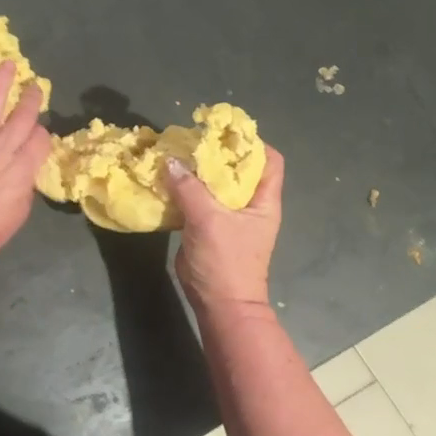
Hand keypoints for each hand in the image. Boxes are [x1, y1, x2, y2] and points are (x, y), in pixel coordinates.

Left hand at [0, 61, 52, 258]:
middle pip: (20, 121)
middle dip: (29, 100)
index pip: (39, 140)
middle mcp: (0, 154)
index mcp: (22, 169)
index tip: (38, 128)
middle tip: (34, 83)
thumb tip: (24, 163)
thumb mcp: (22, 206)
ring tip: (4, 64)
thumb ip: (24, 179)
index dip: (41, 132)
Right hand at [165, 145, 284, 308]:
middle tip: (190, 140)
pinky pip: (196, 200)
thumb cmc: (226, 261)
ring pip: (213, 184)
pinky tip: (165, 180)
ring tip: (174, 156)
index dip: (252, 143)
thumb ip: (188, 188)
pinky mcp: (207, 227)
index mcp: (263, 201)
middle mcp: (249, 205)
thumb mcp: (208, 220)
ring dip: (195, 171)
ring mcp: (228, 217)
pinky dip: (183, 189)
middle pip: (237, 169)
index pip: (270, 161)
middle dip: (215, 153)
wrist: (220, 304)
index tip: (224, 131)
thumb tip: (169, 161)